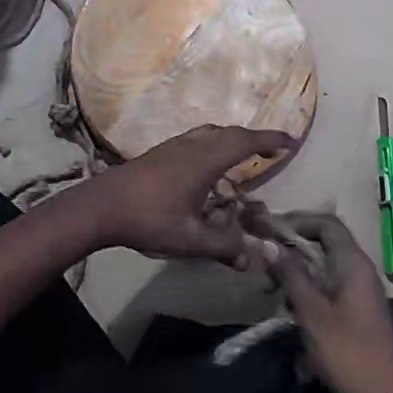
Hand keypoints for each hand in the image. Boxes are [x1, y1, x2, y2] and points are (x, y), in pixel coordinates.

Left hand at [72, 125, 295, 266]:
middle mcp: (193, 145)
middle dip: (255, 138)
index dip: (271, 139)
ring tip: (244, 154)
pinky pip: (198, 139)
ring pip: (212, 133)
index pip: (246, 141)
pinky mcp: (160, 152)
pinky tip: (208, 165)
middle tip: (274, 148)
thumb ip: (223, 247)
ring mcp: (174, 146)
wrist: (101, 206)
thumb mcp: (190, 239)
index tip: (292, 141)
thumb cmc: (149, 218)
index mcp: (205, 159)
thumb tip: (252, 259)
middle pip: (230, 133)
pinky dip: (214, 143)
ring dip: (232, 139)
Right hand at [272, 216, 392, 392]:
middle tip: (266, 264)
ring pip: (327, 267)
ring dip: (300, 273)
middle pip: (326, 243)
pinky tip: (294, 311)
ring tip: (274, 290)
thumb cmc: (346, 353)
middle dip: (294, 249)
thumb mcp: (311, 313)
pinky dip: (311, 291)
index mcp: (353, 262)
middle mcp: (361, 269)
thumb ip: (290, 275)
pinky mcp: (361, 310)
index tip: (269, 229)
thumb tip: (269, 244)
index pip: (326, 223)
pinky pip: (332, 287)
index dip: (298, 220)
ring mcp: (363, 291)